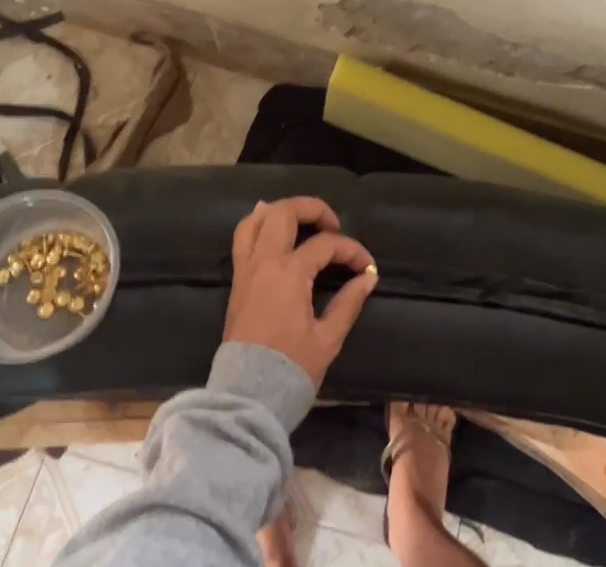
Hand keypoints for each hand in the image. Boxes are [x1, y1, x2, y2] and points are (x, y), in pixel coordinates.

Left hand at [224, 196, 378, 386]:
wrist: (248, 395)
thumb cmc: (292, 367)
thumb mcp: (328, 338)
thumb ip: (348, 303)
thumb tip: (367, 278)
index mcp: (289, 273)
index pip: (325, 245)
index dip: (352, 251)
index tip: (367, 268)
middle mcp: (264, 263)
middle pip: (284, 213)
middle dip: (314, 210)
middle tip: (333, 226)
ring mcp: (246, 270)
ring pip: (256, 220)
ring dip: (280, 211)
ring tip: (302, 219)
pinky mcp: (238, 282)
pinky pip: (243, 239)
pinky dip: (258, 225)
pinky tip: (272, 226)